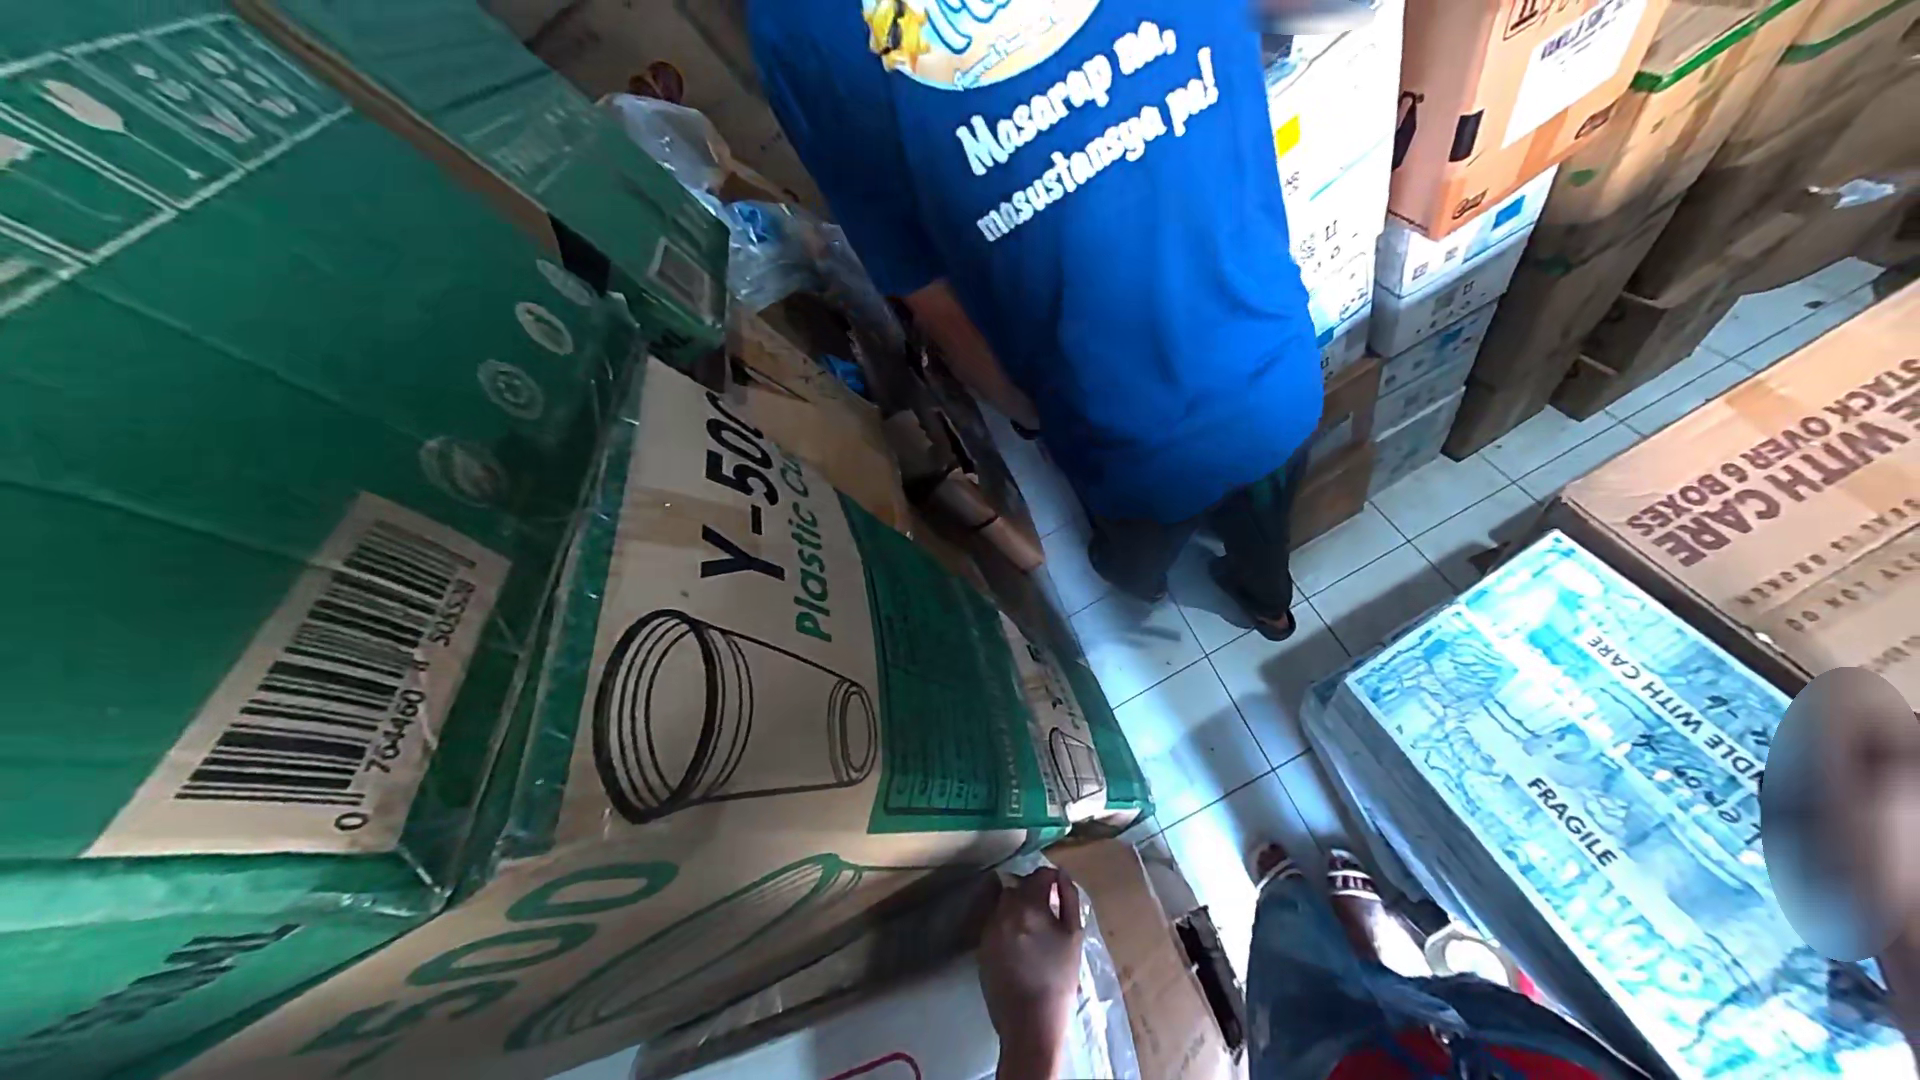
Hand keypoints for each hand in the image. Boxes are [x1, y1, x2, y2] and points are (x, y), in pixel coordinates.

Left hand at [979, 867, 1084, 1079]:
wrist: (1030, 1024)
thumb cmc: (1058, 979)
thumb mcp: (1073, 936)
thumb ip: (1069, 899)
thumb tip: (1061, 875)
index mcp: (1029, 905)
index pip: (1039, 875)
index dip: (1051, 880)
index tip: (1059, 893)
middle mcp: (1004, 909)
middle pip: (1019, 886)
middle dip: (1033, 893)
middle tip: (1047, 914)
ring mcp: (989, 927)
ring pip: (1004, 904)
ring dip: (1018, 908)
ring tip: (1032, 932)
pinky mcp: (981, 944)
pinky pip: (995, 923)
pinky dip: (1006, 926)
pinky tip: (1019, 947)